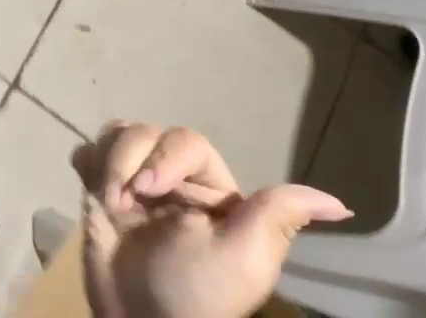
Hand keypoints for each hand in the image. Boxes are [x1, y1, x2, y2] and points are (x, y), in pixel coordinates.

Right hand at [71, 121, 351, 317]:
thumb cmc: (197, 293)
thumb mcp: (243, 260)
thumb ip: (277, 218)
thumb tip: (339, 203)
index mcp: (213, 191)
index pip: (185, 142)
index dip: (164, 156)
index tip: (150, 190)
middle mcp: (173, 180)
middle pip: (145, 133)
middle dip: (128, 160)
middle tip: (125, 201)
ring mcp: (133, 183)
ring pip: (115, 135)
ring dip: (106, 161)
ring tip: (111, 201)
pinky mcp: (99, 189)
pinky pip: (87, 151)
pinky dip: (86, 162)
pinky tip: (94, 191)